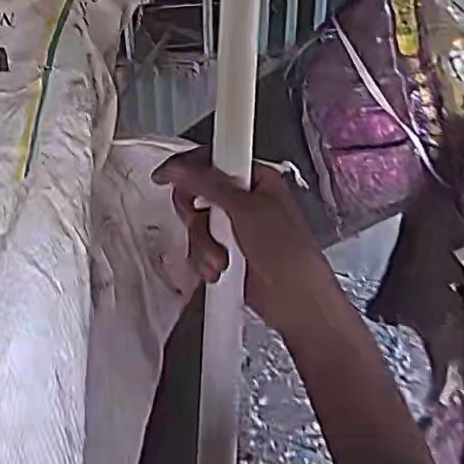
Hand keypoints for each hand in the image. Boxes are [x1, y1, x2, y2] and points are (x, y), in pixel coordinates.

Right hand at [152, 149, 340, 333]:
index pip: (211, 161)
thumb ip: (209, 185)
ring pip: (194, 222)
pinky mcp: (224, 249)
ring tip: (220, 257)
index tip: (165, 175)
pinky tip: (220, 267)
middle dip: (194, 214)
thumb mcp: (247, 211)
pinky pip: (196, 245)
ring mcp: (232, 225)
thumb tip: (180, 168)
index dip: (186, 166)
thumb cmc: (290, 255)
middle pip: (195, 192)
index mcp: (255, 178)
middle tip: (197, 220)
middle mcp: (242, 199)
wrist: (298, 303)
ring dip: (202, 243)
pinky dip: (203, 258)